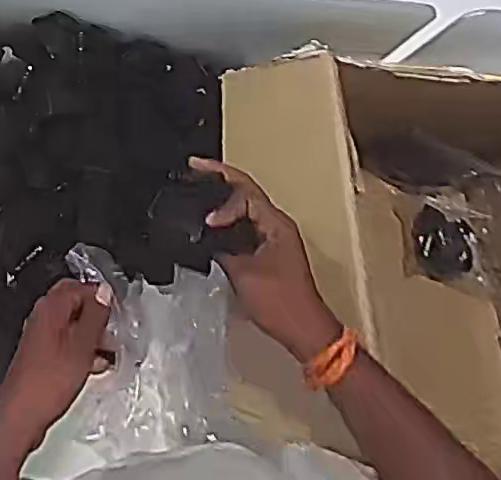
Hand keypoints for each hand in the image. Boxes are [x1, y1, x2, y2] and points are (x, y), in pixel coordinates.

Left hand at [0, 279, 110, 449]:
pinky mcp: (41, 352)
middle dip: (96, 314)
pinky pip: (65, 340)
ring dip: (90, 333)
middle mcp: (42, 314)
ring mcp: (40, 333)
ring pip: (71, 322)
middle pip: (74, 302)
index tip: (117, 309)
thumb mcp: (81, 346)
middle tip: (113, 329)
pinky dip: (80, 347)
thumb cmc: (48, 380)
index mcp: (51, 306)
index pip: (79, 286)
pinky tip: (94, 364)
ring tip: (109, 350)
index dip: (100, 296)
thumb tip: (104, 292)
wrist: (22, 412)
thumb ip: (94, 316)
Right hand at [190, 156, 342, 360]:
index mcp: (276, 223)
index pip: (244, 192)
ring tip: (198, 183)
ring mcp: (275, 235)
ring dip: (222, 193)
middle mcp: (277, 223)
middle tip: (193, 165)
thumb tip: (205, 233)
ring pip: (245, 202)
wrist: (306, 334)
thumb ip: (220, 246)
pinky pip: (246, 218)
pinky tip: (211, 216)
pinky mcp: (269, 247)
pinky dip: (227, 212)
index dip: (220, 200)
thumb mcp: (242, 272)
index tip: (206, 219)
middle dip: (219, 175)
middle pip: (245, 188)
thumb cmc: (279, 303)